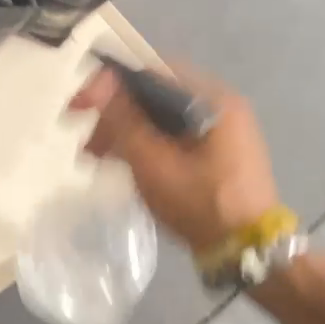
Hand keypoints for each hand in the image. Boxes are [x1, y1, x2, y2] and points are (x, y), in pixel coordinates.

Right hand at [69, 64, 281, 252]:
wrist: (247, 251)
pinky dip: (140, 143)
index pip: (150, 72)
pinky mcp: (213, 150)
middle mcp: (219, 105)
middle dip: (111, 114)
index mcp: (212, 100)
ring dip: (121, 131)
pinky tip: (119, 163)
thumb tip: (98, 82)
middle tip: (83, 139)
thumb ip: (124, 120)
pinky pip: (168, 134)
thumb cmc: (200, 203)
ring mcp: (218, 129)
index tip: (77, 107)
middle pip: (151, 94)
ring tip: (94, 157)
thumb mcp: (153, 162)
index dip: (107, 84)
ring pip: (156, 116)